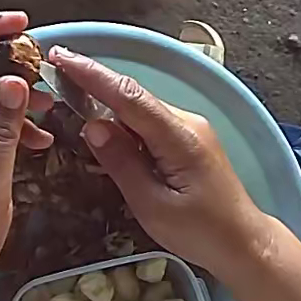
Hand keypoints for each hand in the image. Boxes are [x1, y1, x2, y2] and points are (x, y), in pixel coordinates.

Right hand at [47, 47, 269, 272]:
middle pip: (131, 97)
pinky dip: (122, 121)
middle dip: (92, 85)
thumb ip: (121, 164)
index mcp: (179, 137)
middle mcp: (185, 122)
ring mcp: (188, 127)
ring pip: (138, 109)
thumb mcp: (152, 206)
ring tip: (70, 100)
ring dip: (106, 105)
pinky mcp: (187, 137)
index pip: (128, 97)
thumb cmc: (201, 232)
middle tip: (56, 73)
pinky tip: (103, 130)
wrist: (244, 242)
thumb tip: (92, 127)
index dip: (92, 75)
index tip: (62, 58)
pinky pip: (147, 122)